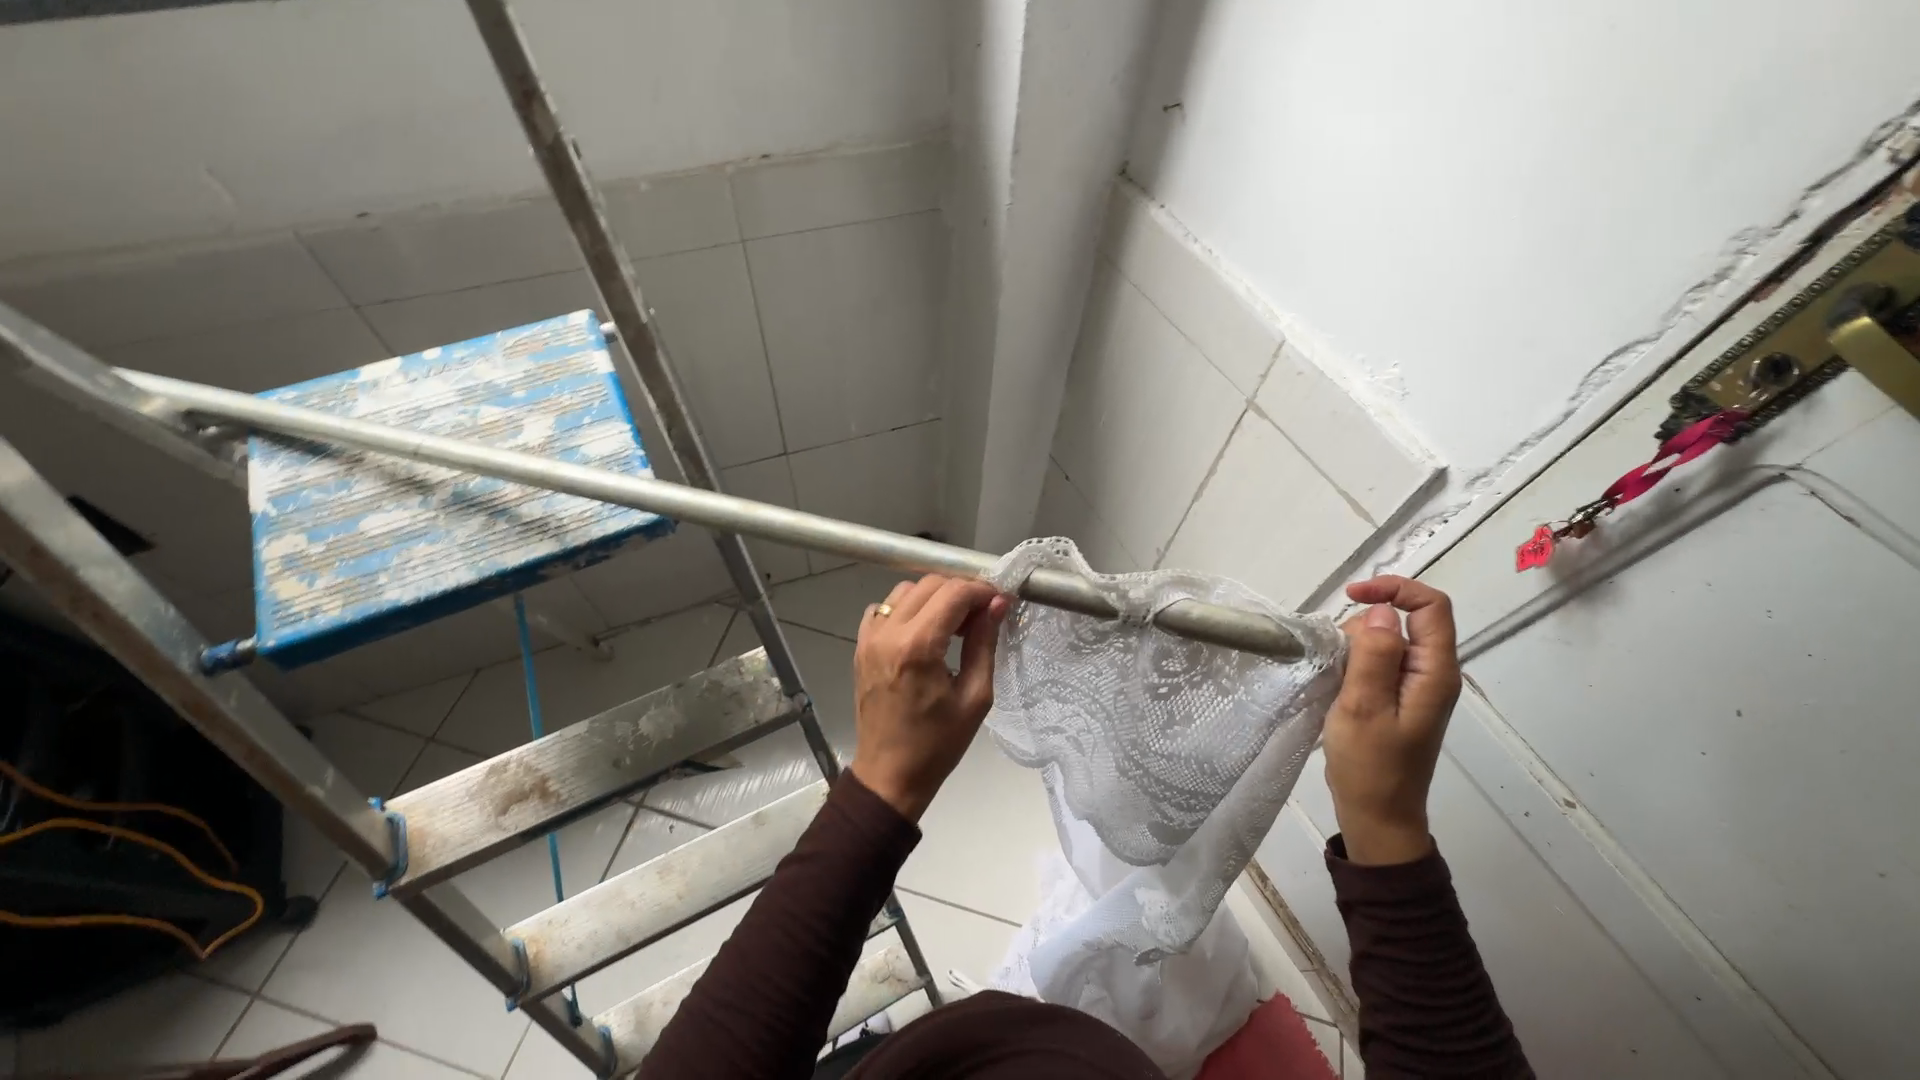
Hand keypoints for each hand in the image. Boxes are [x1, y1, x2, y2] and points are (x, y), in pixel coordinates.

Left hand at [849, 574, 1009, 820]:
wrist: (889, 774)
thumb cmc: (938, 744)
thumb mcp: (975, 696)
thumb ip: (985, 643)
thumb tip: (998, 604)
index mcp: (918, 647)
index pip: (954, 593)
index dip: (982, 591)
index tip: (1000, 603)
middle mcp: (889, 633)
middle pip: (930, 584)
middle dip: (961, 592)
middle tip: (981, 616)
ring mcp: (869, 637)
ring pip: (905, 590)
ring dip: (934, 597)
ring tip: (954, 625)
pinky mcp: (861, 646)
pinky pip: (884, 608)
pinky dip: (906, 609)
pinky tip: (923, 632)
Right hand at [1323, 575, 1461, 865]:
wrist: (1376, 815)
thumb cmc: (1370, 765)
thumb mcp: (1363, 707)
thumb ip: (1373, 655)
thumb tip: (1381, 612)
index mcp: (1434, 673)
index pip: (1430, 606)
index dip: (1394, 589)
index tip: (1350, 596)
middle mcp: (1431, 674)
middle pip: (1404, 621)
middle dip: (1363, 627)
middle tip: (1336, 661)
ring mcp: (1415, 687)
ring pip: (1385, 641)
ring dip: (1354, 648)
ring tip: (1335, 683)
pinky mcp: (1397, 699)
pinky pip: (1377, 663)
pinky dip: (1353, 665)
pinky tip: (1337, 689)